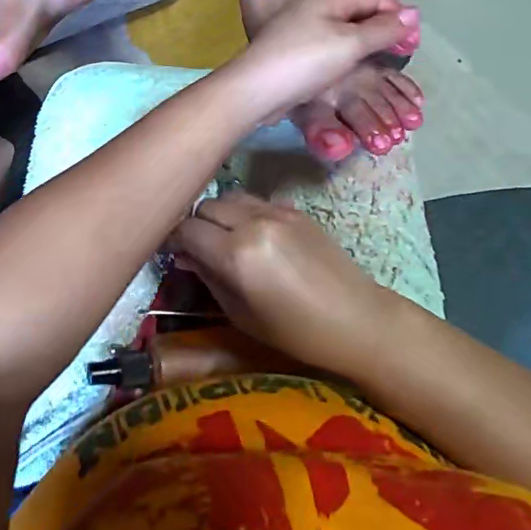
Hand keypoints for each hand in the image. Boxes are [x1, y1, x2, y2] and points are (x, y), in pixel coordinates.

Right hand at [172, 191, 406, 375]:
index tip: (173, 253)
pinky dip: (246, 213)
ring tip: (224, 238)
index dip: (174, 241)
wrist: (357, 320)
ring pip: (231, 197)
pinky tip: (254, 236)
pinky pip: (257, 201)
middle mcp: (254, 223)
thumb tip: (185, 256)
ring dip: (220, 214)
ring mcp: (277, 212)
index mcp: (237, 254)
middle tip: (198, 247)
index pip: (187, 229)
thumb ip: (209, 277)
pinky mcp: (296, 211)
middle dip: (196, 225)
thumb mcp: (241, 314)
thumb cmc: (295, 332)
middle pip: (206, 206)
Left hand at [221, 0, 419, 122]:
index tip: (411, 40)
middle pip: (358, 10)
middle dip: (384, 27)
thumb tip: (413, 14)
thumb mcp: (349, 44)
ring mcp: (300, 30)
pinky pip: (327, 48)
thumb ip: (382, 29)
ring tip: (380, 63)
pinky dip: (345, 56)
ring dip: (365, 43)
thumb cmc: (303, 62)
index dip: (397, 12)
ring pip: (343, 31)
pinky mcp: (292, 53)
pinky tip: (350, 72)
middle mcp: (313, 9)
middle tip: (402, 52)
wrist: (253, 90)